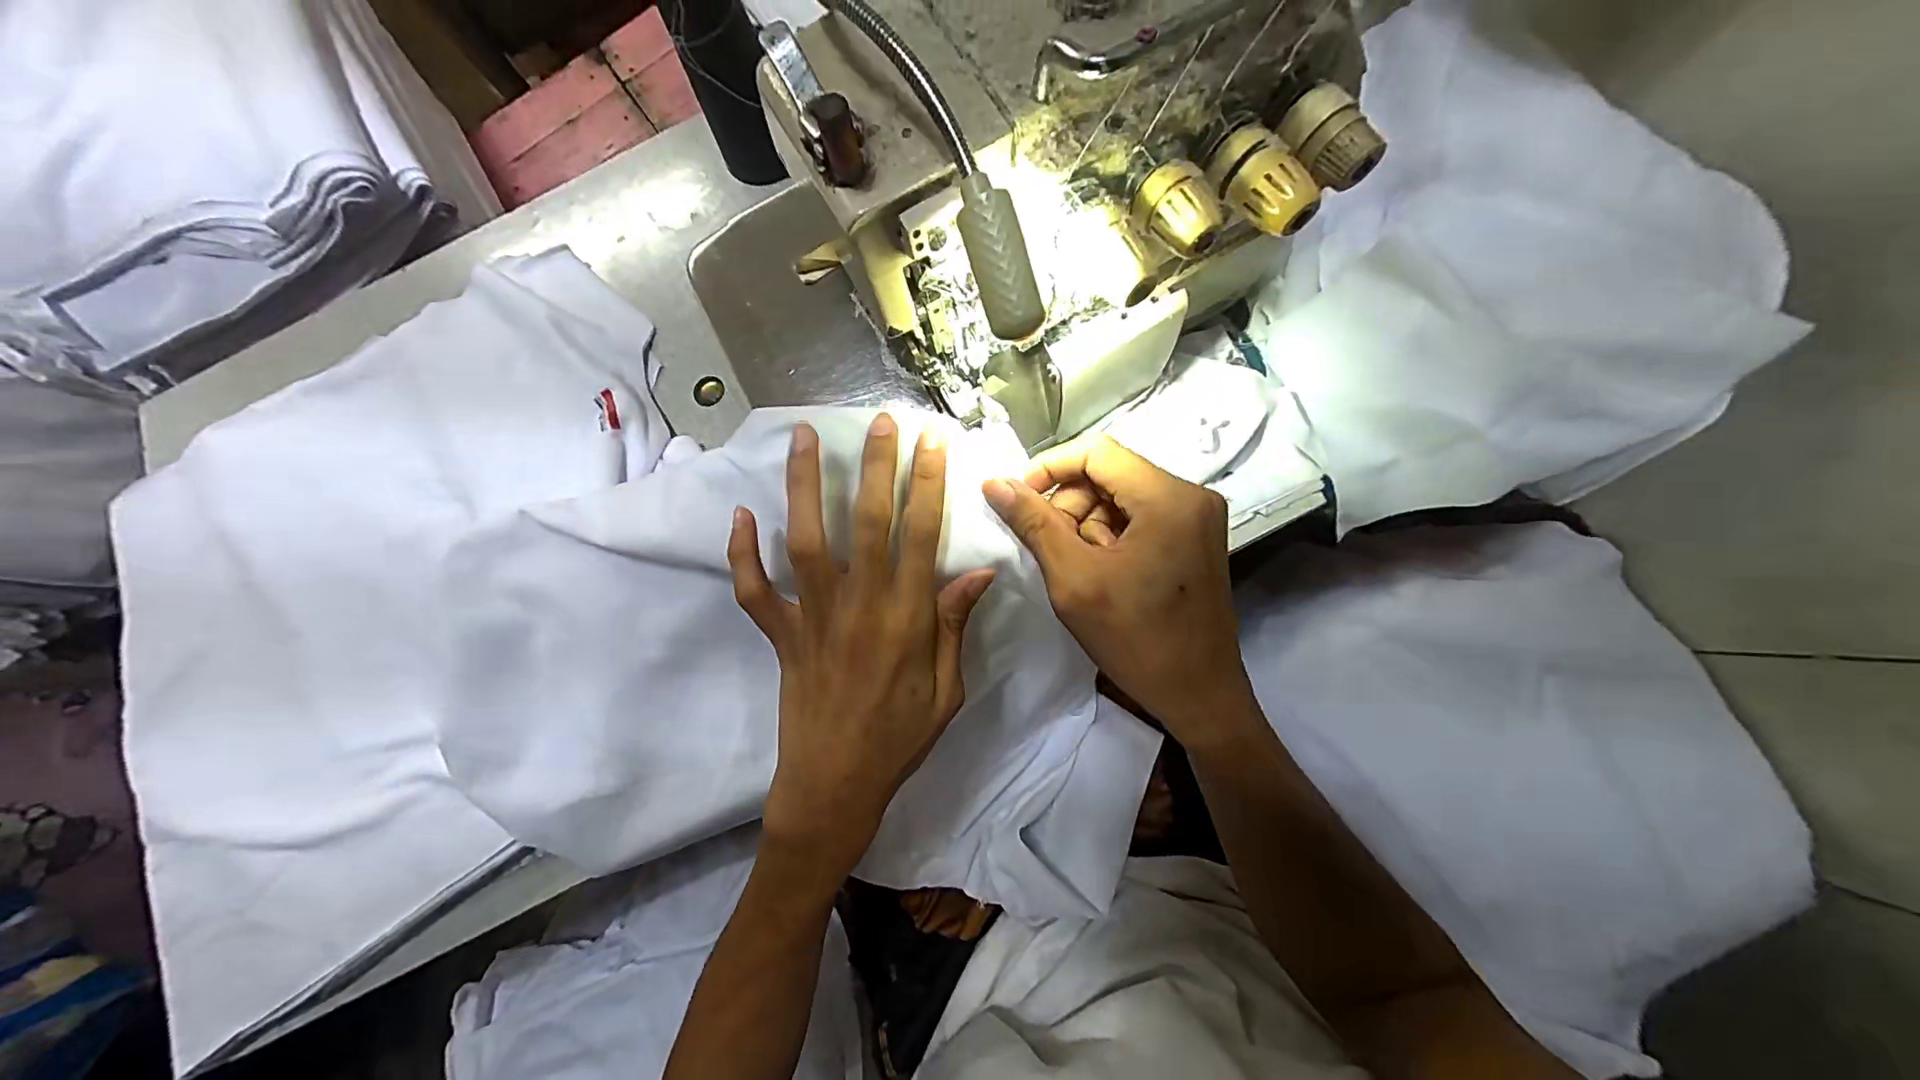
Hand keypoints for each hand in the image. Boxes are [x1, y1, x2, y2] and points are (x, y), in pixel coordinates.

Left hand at [730, 415, 994, 879]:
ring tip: (804, 438)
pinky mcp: (781, 635)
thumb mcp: (947, 690)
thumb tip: (979, 573)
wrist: (833, 785)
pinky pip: (754, 592)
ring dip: (805, 487)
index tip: (932, 443)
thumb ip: (955, 626)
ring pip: (806, 540)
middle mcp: (859, 606)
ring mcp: (813, 618)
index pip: (921, 535)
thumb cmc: (900, 740)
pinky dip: (741, 555)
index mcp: (906, 619)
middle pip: (867, 523)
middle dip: (875, 466)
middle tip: (880, 421)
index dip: (928, 484)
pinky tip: (739, 516)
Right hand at [982, 435, 1256, 747]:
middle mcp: (1192, 496)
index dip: (1049, 468)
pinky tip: (1103, 574)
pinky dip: (1111, 537)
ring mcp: (1198, 518)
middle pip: (1111, 473)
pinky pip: (1141, 518)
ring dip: (1088, 524)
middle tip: (1050, 548)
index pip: (1097, 452)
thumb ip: (1034, 523)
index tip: (1018, 498)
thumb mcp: (1074, 579)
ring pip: (1122, 497)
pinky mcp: (1196, 539)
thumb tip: (994, 483)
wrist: (1199, 695)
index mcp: (1169, 498)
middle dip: (1070, 504)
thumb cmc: (1136, 640)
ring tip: (1081, 570)